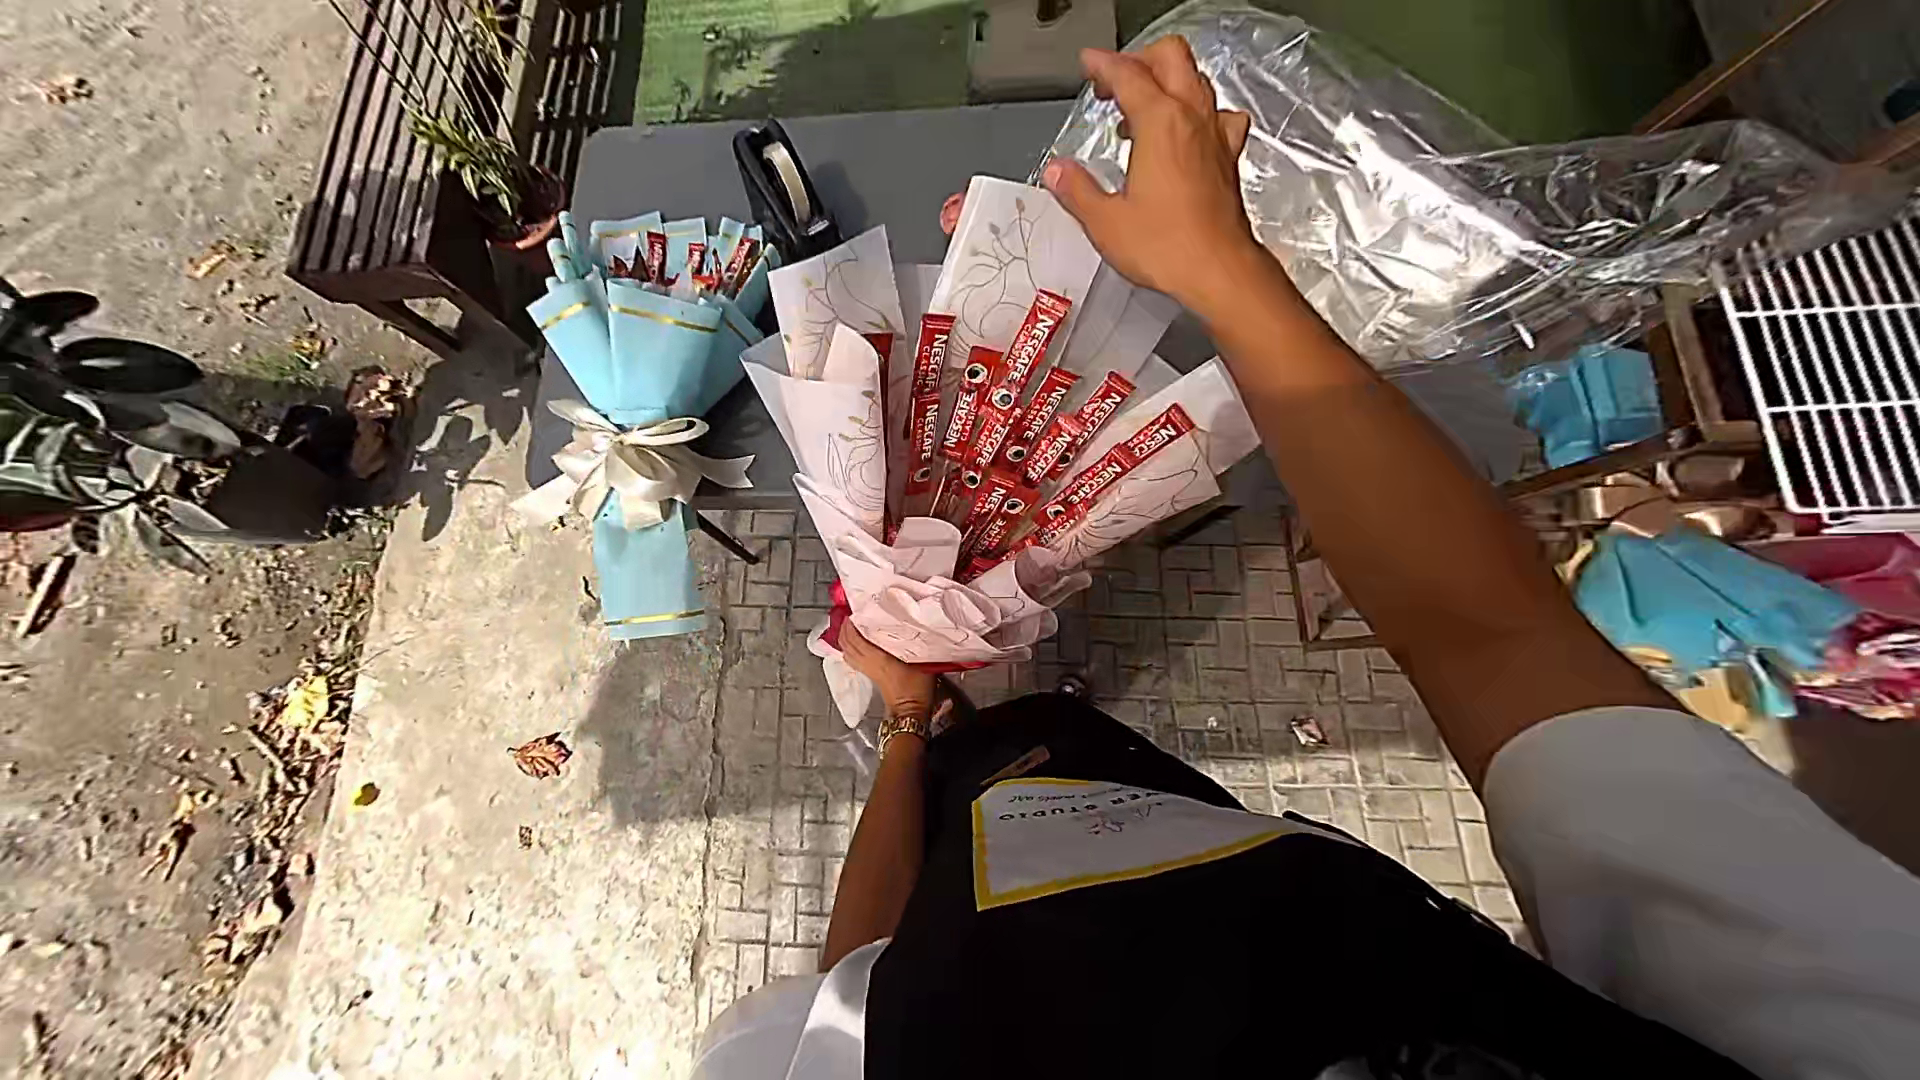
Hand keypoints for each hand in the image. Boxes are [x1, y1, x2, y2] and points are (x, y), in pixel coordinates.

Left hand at [840, 624, 936, 719]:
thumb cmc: (916, 688)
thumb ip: (915, 642)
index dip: (851, 624)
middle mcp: (867, 663)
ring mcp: (867, 670)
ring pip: (847, 652)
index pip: (855, 638)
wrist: (911, 712)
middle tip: (850, 615)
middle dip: (844, 629)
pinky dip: (850, 649)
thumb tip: (914, 626)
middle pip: (847, 644)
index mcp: (876, 657)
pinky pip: (853, 659)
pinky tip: (857, 644)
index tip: (853, 610)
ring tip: (851, 627)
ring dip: (846, 639)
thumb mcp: (921, 660)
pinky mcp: (870, 676)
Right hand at [1042, 39, 1264, 320]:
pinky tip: (1190, 131)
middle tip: (1114, 80)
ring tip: (1143, 105)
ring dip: (1167, 81)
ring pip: (1196, 81)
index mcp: (1160, 124)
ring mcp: (1215, 137)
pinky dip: (1199, 112)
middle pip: (1171, 59)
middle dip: (1139, 60)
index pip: (1128, 75)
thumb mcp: (1105, 223)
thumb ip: (1077, 191)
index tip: (1090, 63)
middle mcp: (1192, 120)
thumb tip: (1057, 172)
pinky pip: (1219, 116)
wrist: (1216, 269)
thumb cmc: (1168, 248)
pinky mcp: (1227, 160)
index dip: (1104, 65)